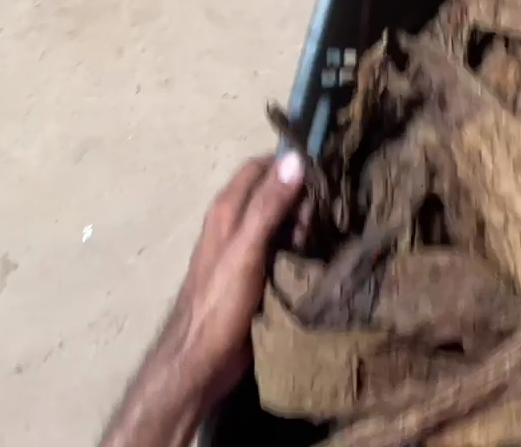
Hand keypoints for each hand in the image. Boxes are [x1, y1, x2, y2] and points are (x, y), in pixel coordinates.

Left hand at [100, 152, 305, 446]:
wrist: (199, 364)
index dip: (290, 164)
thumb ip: (269, 204)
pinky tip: (311, 253)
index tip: (320, 176)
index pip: (263, 164)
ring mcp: (243, 245)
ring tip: (316, 237)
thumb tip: (295, 157)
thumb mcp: (247, 249)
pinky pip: (281, 241)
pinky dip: (297, 241)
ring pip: (280, 215)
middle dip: (300, 196)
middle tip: (318, 217)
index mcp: (227, 207)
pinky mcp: (254, 268)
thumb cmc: (219, 303)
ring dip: (301, 220)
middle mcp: (234, 219)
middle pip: (274, 189)